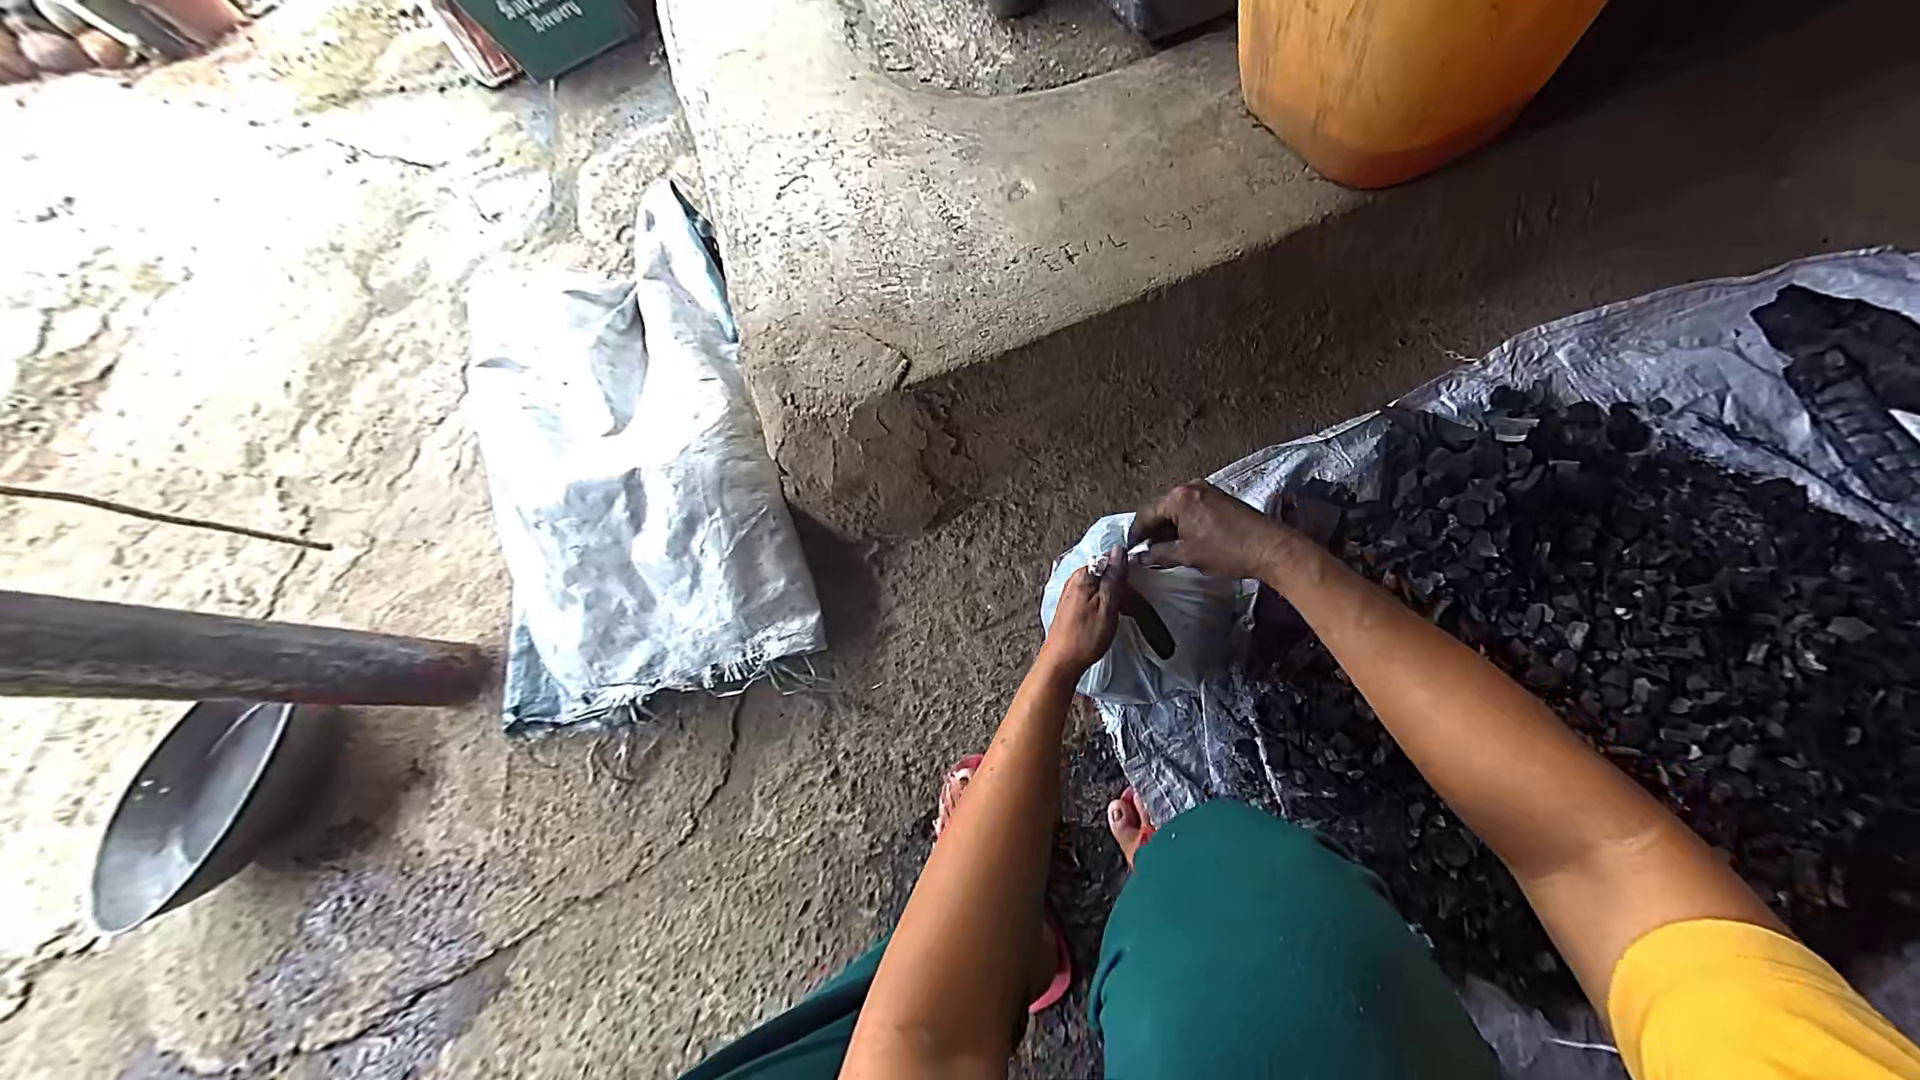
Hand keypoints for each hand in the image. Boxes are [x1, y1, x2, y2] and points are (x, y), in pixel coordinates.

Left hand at [1039, 546, 1126, 674]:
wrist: (1062, 663)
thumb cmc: (1085, 638)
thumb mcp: (1107, 605)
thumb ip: (1114, 577)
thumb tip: (1118, 550)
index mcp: (1082, 575)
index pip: (1111, 560)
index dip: (1128, 573)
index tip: (1137, 589)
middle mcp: (1074, 580)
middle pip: (1107, 574)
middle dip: (1123, 588)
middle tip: (1133, 607)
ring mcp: (1072, 593)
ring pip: (1102, 587)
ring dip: (1116, 598)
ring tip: (1124, 614)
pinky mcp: (1072, 606)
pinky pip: (1095, 598)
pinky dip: (1106, 605)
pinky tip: (1110, 618)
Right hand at [1128, 481, 1294, 580]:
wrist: (1271, 548)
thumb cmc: (1228, 550)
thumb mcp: (1187, 555)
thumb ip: (1158, 555)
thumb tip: (1141, 557)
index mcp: (1178, 498)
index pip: (1145, 515)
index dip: (1135, 534)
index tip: (1131, 549)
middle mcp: (1190, 488)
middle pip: (1160, 509)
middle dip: (1153, 531)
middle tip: (1147, 552)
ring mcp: (1207, 491)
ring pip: (1176, 509)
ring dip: (1169, 528)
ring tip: (1166, 549)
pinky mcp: (1219, 498)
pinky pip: (1192, 509)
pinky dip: (1184, 524)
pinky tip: (1186, 541)